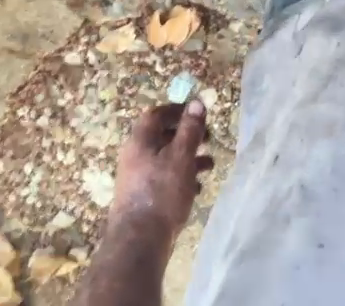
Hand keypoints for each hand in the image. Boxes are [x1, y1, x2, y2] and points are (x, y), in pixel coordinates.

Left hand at [104, 101, 213, 253]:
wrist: (139, 242)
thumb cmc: (162, 192)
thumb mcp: (181, 156)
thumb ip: (190, 129)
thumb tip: (197, 102)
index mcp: (140, 141)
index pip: (156, 114)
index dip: (176, 110)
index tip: (197, 113)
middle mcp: (135, 157)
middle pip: (162, 137)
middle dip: (186, 136)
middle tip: (207, 139)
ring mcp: (137, 180)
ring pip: (165, 160)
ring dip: (187, 159)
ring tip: (210, 165)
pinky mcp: (143, 199)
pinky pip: (164, 180)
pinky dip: (181, 178)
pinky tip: (197, 188)